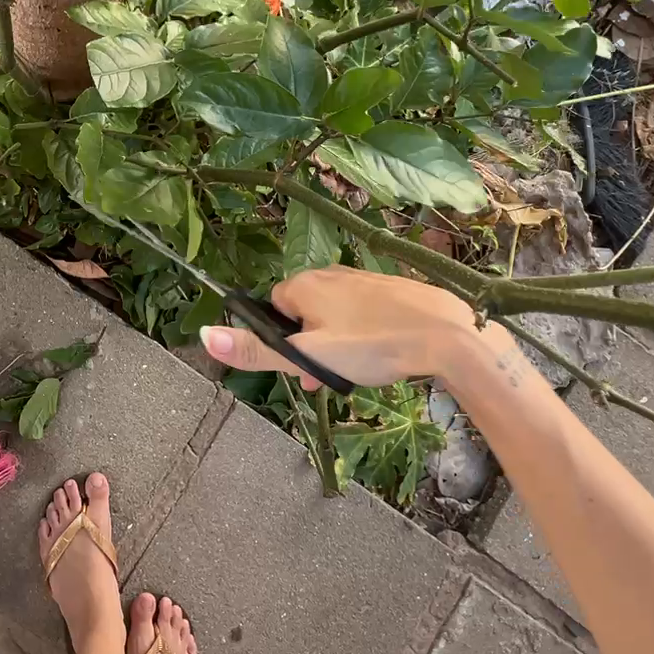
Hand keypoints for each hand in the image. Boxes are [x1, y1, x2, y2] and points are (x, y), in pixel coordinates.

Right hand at [199, 266, 505, 390]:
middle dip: (308, 348)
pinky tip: (378, 357)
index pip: (272, 310)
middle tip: (327, 379)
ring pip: (331, 317)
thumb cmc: (372, 344)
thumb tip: (204, 335)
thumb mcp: (308, 355)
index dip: (281, 343)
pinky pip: (359, 314)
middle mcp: (328, 274)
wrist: (448, 334)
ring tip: (355, 375)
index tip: (300, 369)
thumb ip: (256, 349)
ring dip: (333, 346)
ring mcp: (360, 280)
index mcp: (302, 284)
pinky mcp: (388, 289)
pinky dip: (360, 336)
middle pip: (300, 314)